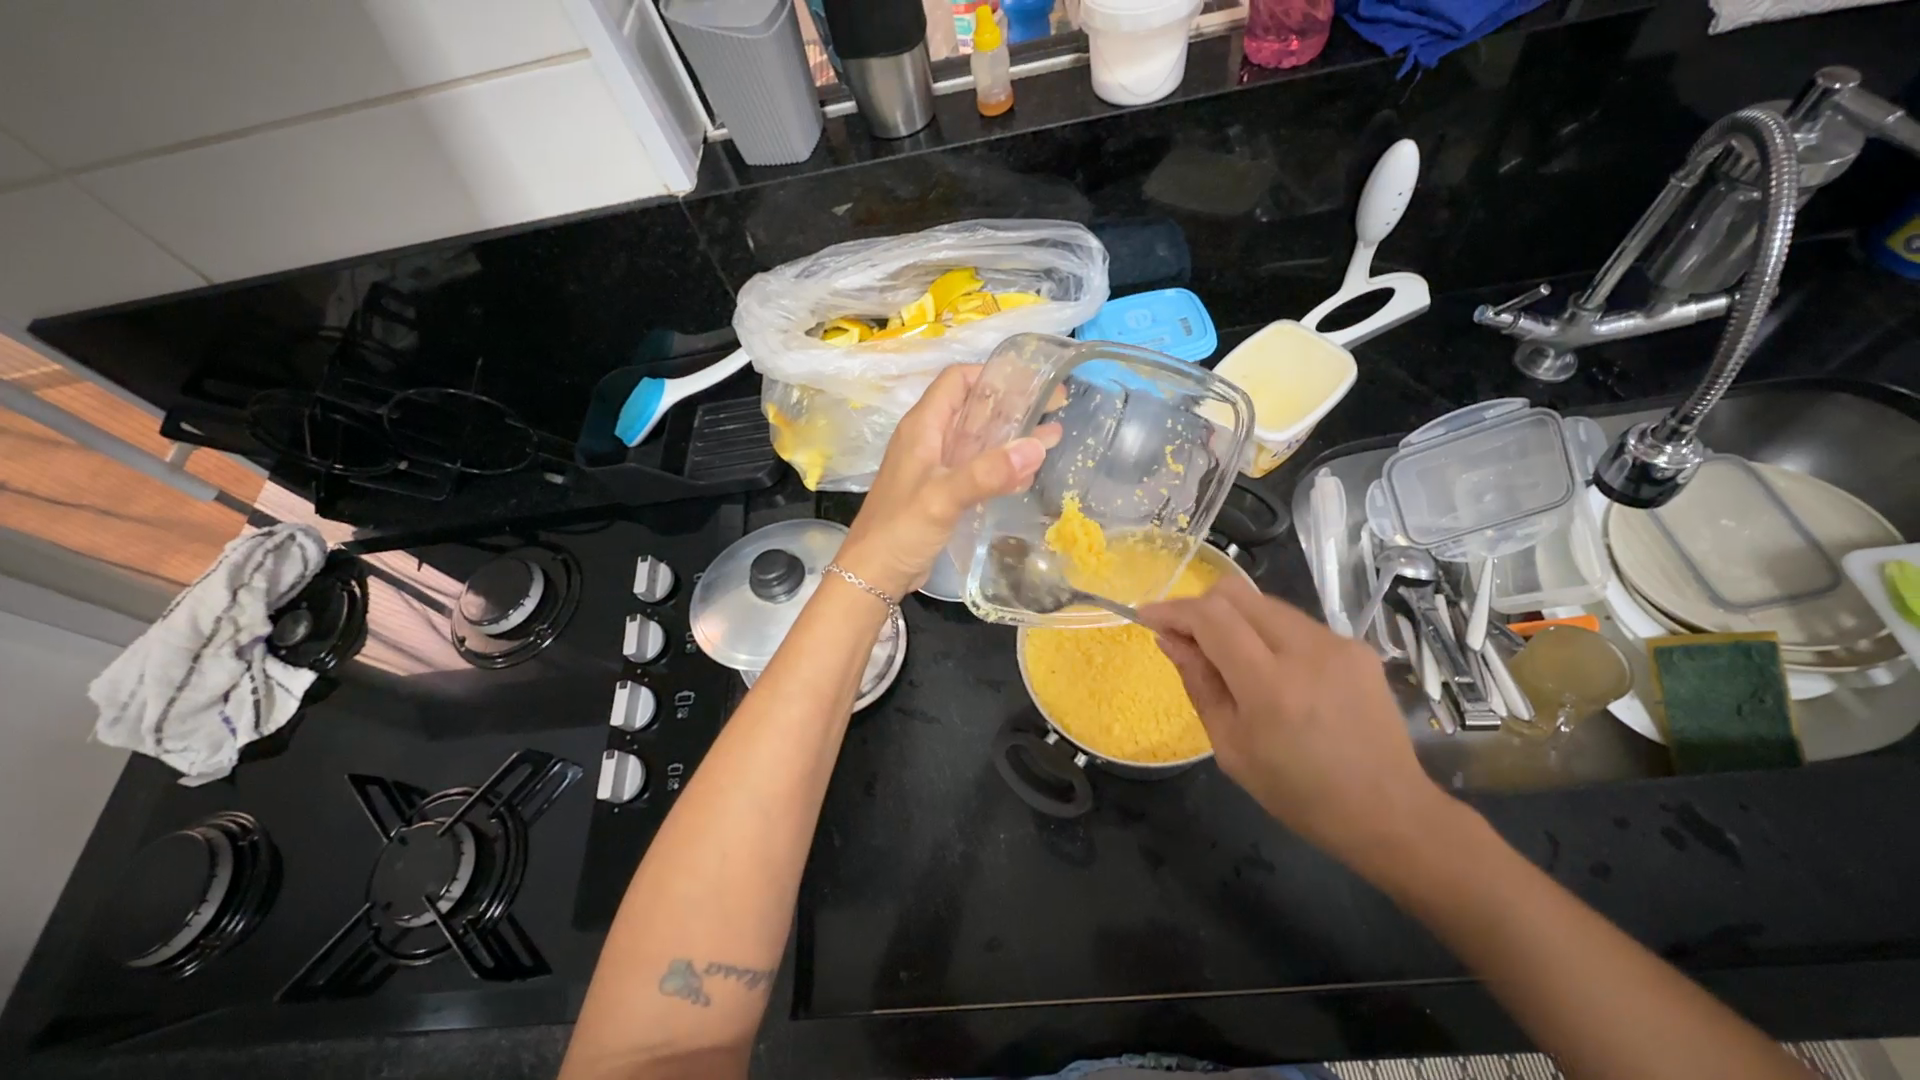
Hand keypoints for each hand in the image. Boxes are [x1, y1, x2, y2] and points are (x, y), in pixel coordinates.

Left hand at [837, 365, 1055, 598]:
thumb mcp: (943, 497)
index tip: (1031, 382)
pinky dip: (1002, 468)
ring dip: (1012, 438)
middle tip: (1053, 407)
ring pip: (979, 441)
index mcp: (922, 427)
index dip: (992, 375)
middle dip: (1011, 405)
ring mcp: (937, 468)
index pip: (957, 380)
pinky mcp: (943, 494)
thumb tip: (1037, 445)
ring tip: (1054, 436)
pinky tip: (1029, 474)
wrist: (873, 575)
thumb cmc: (900, 530)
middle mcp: (930, 440)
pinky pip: (977, 471)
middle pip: (973, 409)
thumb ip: (988, 471)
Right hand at [1138, 576, 1456, 879]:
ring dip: (1235, 620)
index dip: (1172, 610)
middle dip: (1200, 607)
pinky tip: (1272, 672)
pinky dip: (1268, 635)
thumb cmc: (1299, 794)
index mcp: (1270, 686)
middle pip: (1236, 594)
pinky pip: (1296, 623)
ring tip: (1227, 659)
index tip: (1147, 617)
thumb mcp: (1232, 749)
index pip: (1211, 617)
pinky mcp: (1356, 646)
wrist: (1388, 811)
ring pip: (1265, 604)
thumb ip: (1199, 685)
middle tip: (1183, 637)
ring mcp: (1337, 643)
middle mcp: (1306, 650)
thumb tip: (1170, 640)